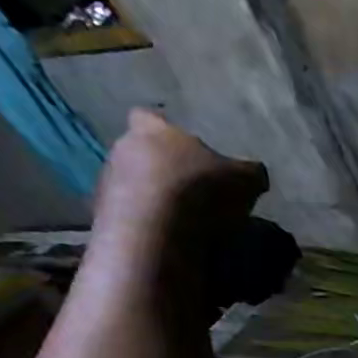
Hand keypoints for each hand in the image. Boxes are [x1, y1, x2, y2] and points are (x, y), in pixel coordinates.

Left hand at [93, 109, 267, 241]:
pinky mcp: (103, 218)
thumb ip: (250, 172)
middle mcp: (122, 149)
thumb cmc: (201, 192)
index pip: (149, 117)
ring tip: (183, 222)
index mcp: (154, 131)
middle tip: (192, 190)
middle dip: (162, 168)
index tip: (186, 150)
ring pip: (132, 185)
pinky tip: (169, 240)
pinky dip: (146, 225)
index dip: (166, 131)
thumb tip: (253, 174)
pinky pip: (128, 216)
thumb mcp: (246, 180)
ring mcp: (107, 184)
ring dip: (153, 198)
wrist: (155, 234)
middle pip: (140, 152)